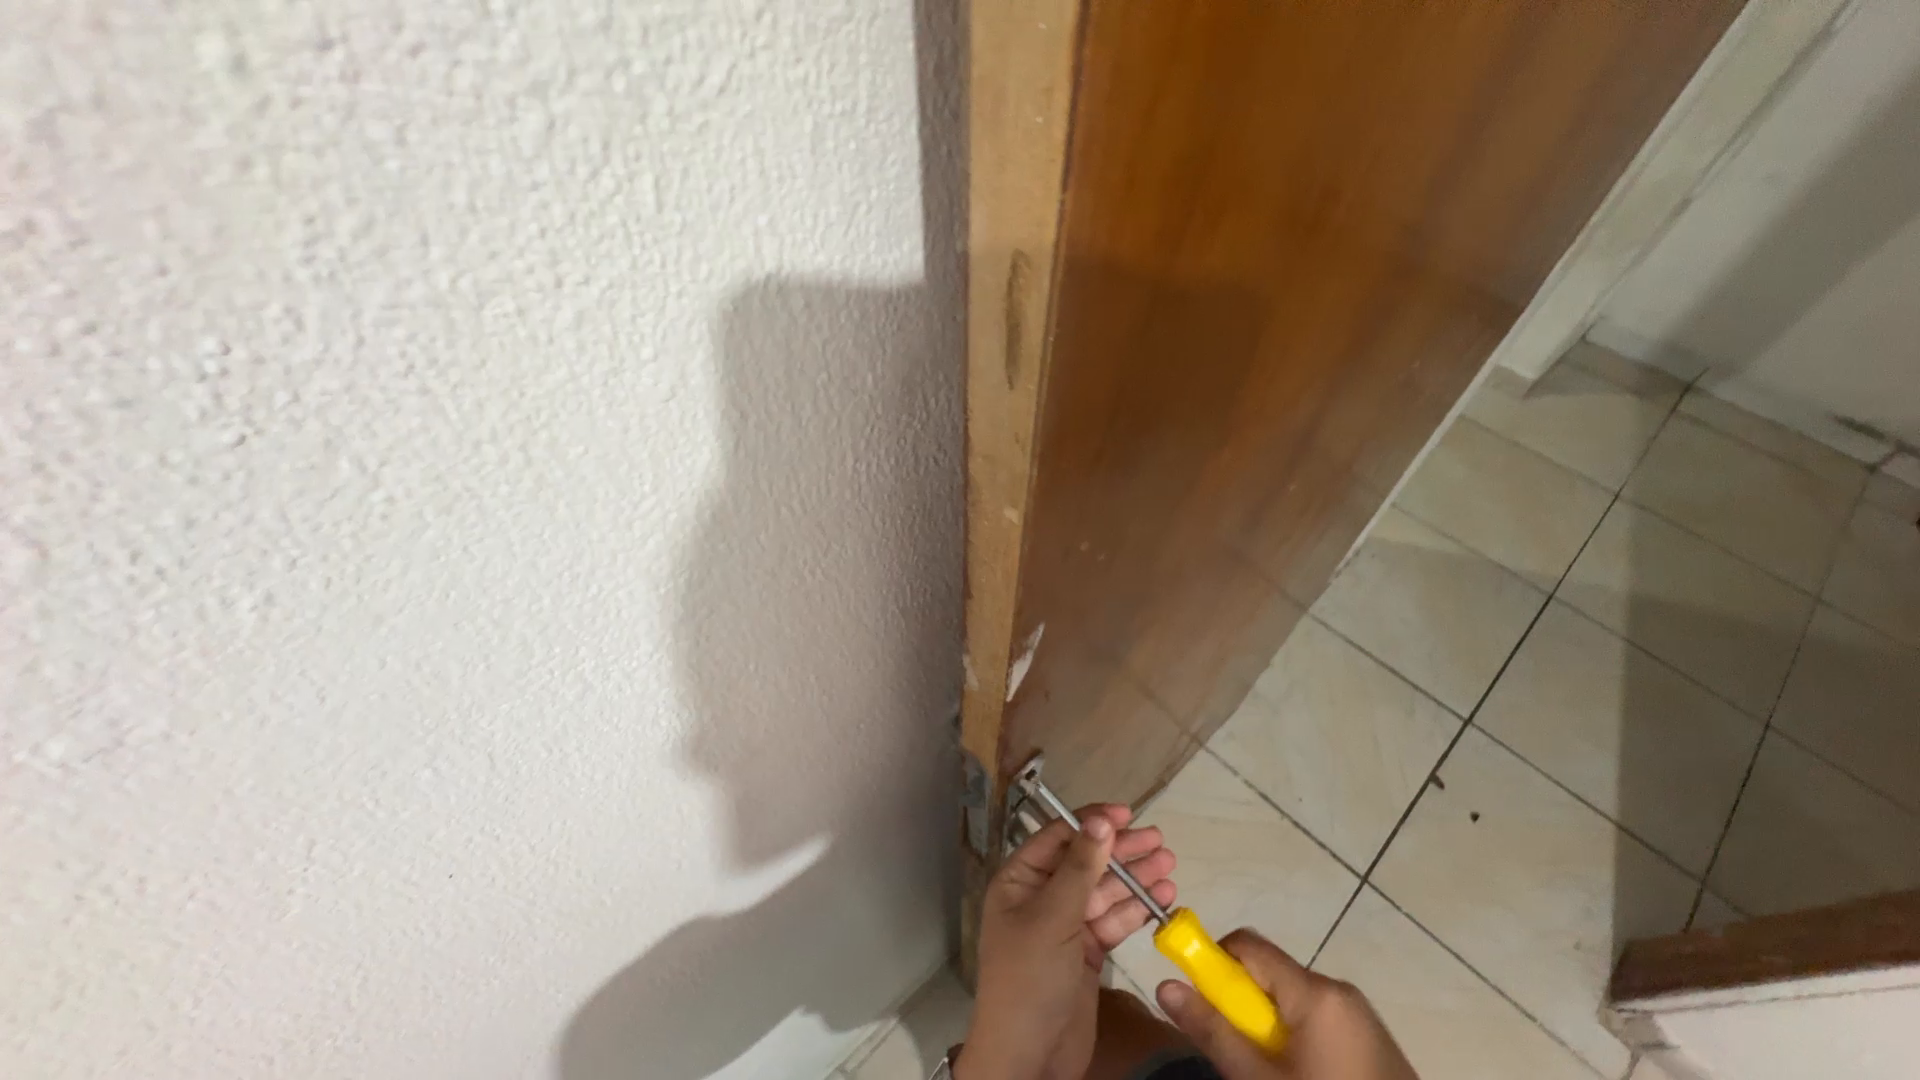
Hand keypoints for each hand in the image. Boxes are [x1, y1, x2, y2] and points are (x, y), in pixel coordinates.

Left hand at [959, 804, 1176, 1079]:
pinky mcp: (1086, 953)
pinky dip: (1135, 910)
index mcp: (1019, 881)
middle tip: (1159, 840)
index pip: (1058, 838)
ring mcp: (1064, 926)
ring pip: (1103, 892)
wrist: (1029, 1056)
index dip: (1091, 823)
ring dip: (1134, 879)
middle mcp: (1041, 897)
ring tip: (1169, 863)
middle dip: (1121, 851)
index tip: (1127, 814)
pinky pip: (1112, 921)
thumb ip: (1080, 868)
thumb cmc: (1030, 977)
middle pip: (1086, 862)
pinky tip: (1161, 898)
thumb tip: (1099, 821)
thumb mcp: (1053, 917)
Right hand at [1155, 929, 1417, 1079]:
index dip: (1212, 963)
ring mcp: (1362, 1017)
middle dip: (1242, 1005)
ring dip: (1268, 1028)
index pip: (1246, 945)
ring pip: (1291, 1001)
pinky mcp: (1375, 1041)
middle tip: (1236, 1055)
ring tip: (1269, 1075)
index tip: (1200, 1002)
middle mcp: (1339, 991)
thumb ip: (1213, 1031)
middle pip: (1269, 974)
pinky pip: (1319, 1021)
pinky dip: (1296, 1041)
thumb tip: (1164, 984)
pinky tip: (1301, 1079)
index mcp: (1314, 992)